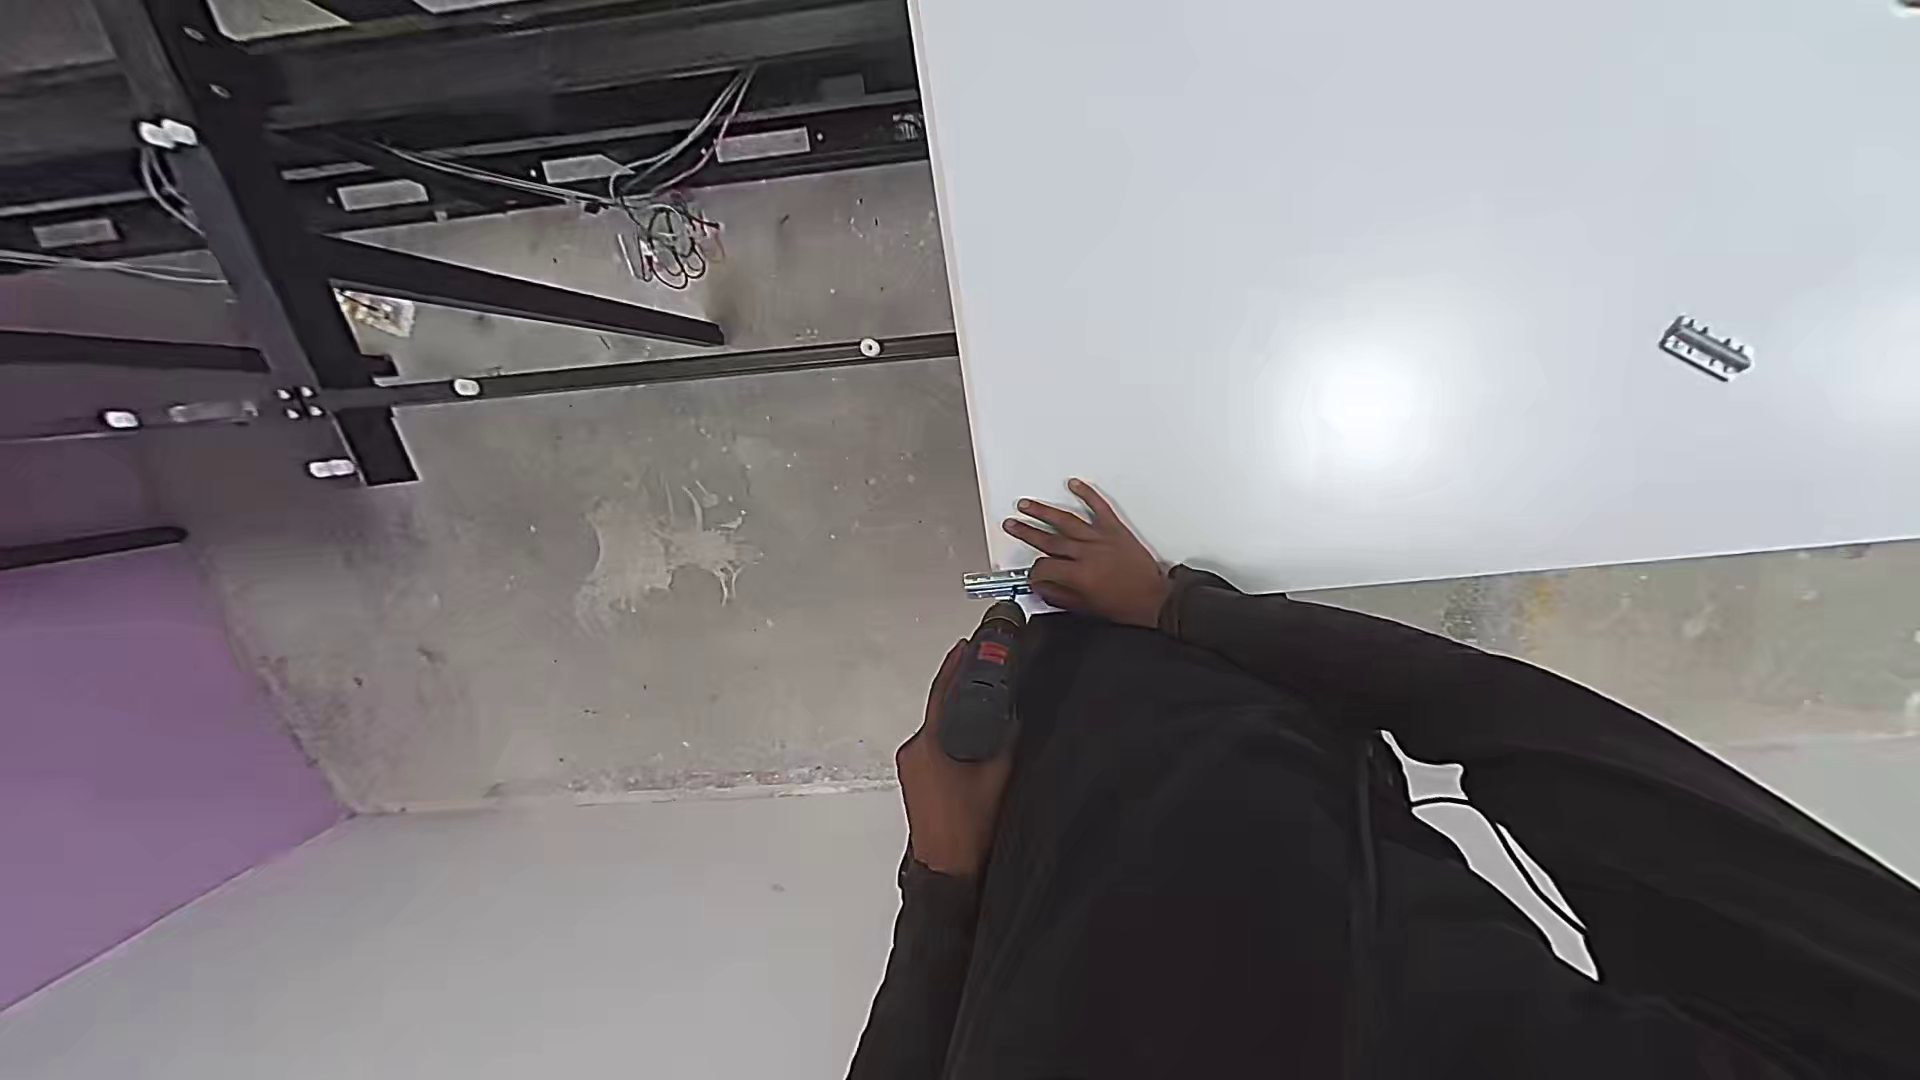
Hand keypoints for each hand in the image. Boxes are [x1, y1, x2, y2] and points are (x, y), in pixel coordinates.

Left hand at [895, 639, 1015, 877]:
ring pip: (938, 729)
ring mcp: (911, 769)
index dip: (956, 664)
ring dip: (958, 715)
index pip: (942, 691)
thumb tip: (1010, 709)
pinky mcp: (915, 782)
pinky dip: (952, 736)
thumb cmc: (973, 829)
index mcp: (929, 745)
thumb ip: (1005, 737)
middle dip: (960, 689)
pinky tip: (972, 740)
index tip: (967, 644)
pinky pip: (934, 747)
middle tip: (982, 670)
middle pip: (939, 708)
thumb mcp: (1000, 774)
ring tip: (983, 703)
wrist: (951, 877)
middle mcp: (913, 752)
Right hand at [1002, 478, 1169, 627]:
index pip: (1044, 567)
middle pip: (1049, 539)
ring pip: (1066, 520)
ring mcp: (1101, 538)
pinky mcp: (1115, 530)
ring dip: (1044, 511)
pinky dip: (1087, 494)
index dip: (1034, 571)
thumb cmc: (1125, 604)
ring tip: (1028, 505)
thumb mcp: (1086, 607)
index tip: (1032, 574)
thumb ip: (1059, 595)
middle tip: (1012, 524)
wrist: (1155, 599)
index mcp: (1079, 575)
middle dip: (1027, 531)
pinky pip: (1099, 507)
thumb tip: (1042, 586)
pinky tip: (1074, 485)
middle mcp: (1088, 553)